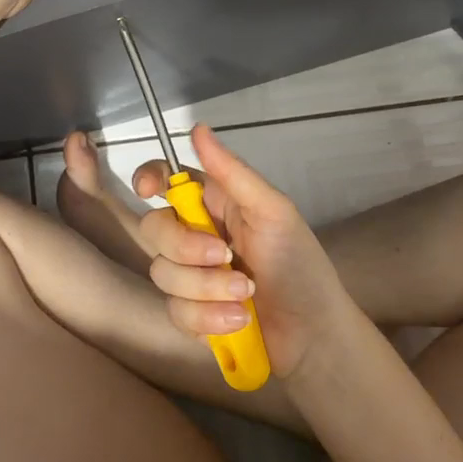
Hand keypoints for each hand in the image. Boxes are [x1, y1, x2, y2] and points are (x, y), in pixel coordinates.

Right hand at [131, 125, 354, 380]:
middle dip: (185, 247)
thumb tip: (198, 128)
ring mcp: (188, 277)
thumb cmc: (300, 264)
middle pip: (154, 228)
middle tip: (223, 256)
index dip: (148, 179)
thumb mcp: (274, 212)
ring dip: (206, 287)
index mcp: (213, 204)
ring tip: (247, 297)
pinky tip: (238, 320)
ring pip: (162, 273)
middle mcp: (194, 235)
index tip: (147, 190)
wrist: (315, 333)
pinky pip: (175, 311)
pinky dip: (207, 317)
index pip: (166, 180)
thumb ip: (233, 173)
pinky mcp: (190, 314)